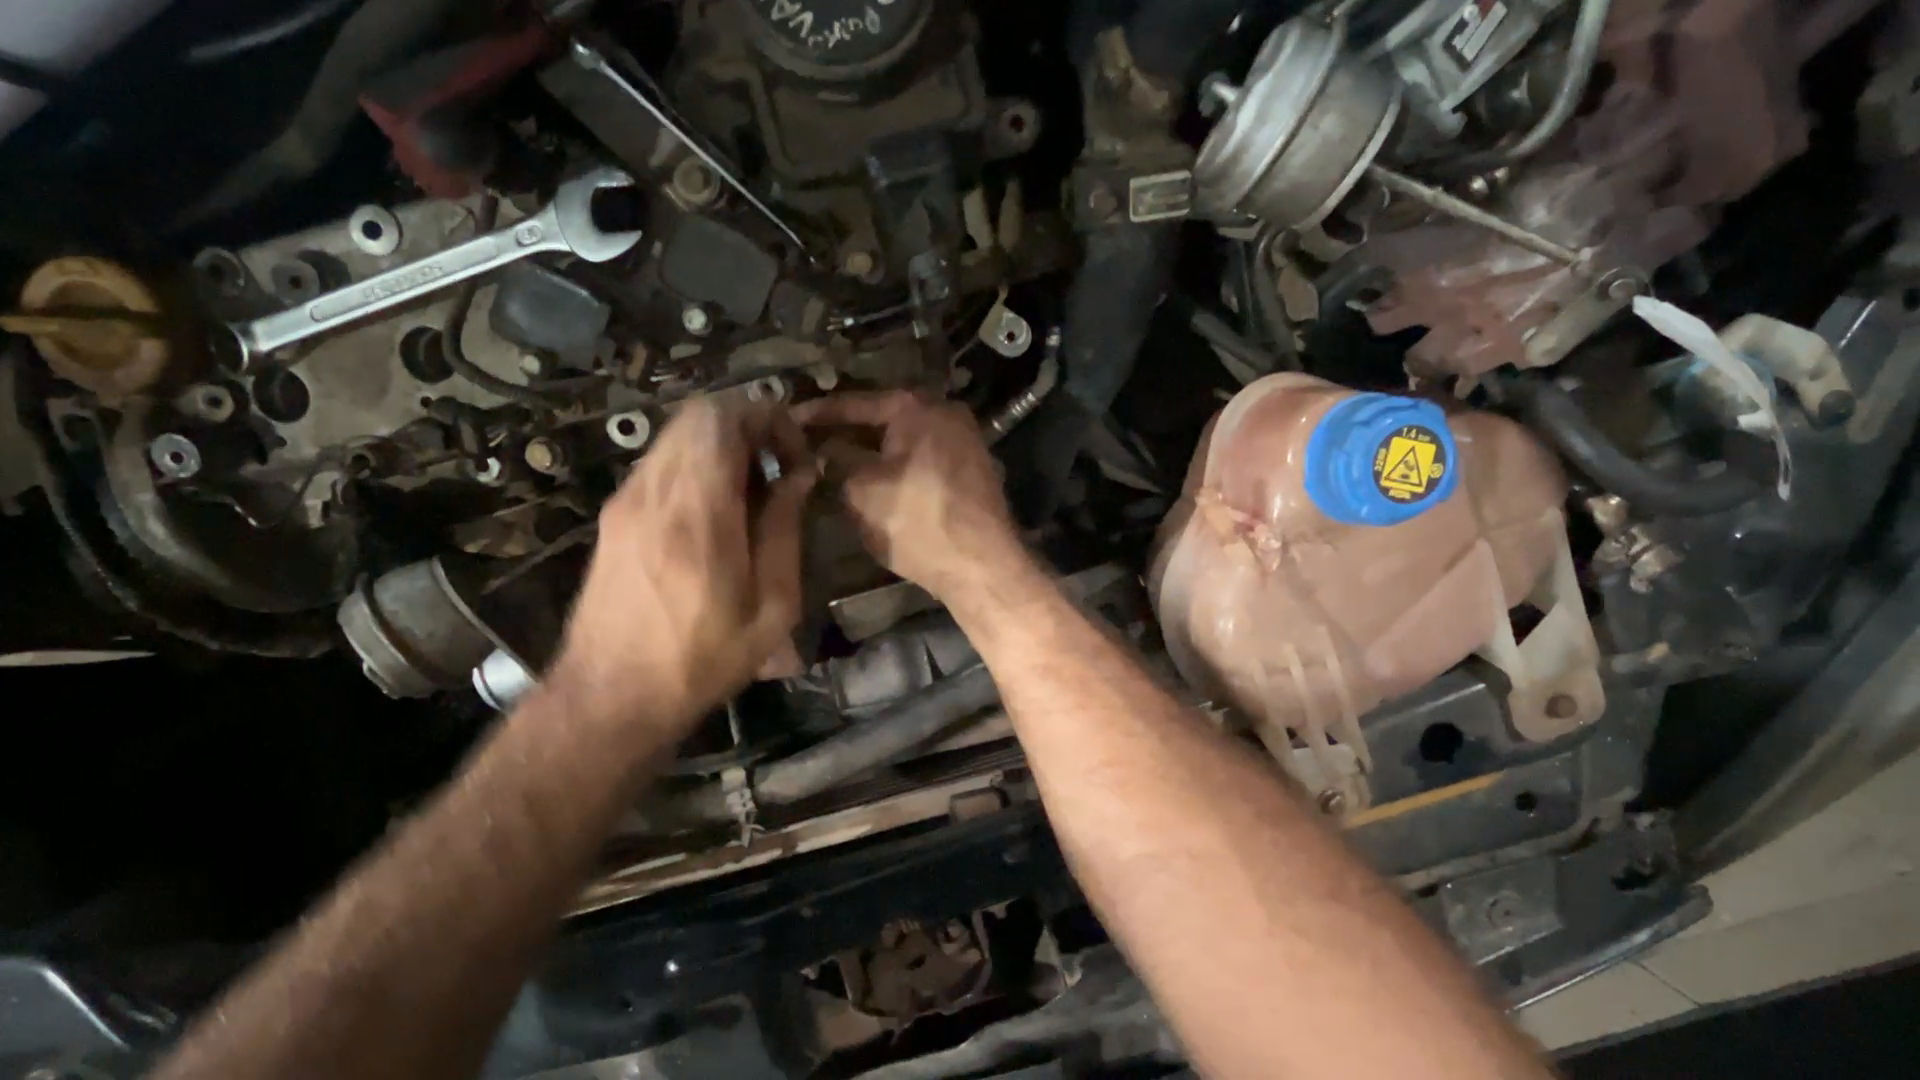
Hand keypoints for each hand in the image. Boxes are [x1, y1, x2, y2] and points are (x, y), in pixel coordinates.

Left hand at [549, 399, 815, 728]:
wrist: (610, 696)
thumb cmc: (702, 660)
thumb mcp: (771, 607)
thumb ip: (784, 530)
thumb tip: (798, 475)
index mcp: (698, 513)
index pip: (724, 418)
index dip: (769, 418)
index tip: (795, 457)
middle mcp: (654, 492)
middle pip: (698, 414)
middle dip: (748, 424)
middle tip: (778, 466)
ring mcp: (626, 500)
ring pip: (676, 433)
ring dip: (721, 444)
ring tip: (751, 489)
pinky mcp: (614, 514)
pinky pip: (660, 461)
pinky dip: (695, 463)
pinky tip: (716, 510)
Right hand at [792, 391, 1028, 606]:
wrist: (981, 565)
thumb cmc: (917, 522)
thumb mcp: (862, 490)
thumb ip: (836, 460)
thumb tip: (822, 449)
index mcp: (916, 407)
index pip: (853, 403)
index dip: (816, 413)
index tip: (785, 418)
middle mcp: (945, 413)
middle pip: (882, 419)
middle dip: (845, 432)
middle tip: (807, 442)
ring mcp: (964, 442)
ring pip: (903, 442)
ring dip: (870, 453)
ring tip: (832, 464)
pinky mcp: (971, 472)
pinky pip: (922, 460)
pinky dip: (895, 468)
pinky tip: (871, 482)